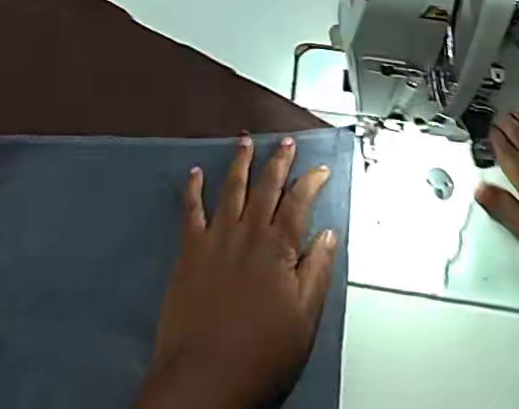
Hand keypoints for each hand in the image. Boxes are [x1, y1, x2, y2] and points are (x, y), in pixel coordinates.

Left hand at [135, 135, 338, 408]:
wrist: (205, 377)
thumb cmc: (260, 354)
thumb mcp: (304, 319)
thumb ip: (317, 271)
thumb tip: (329, 235)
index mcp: (278, 248)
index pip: (299, 203)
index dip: (311, 182)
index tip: (319, 169)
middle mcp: (247, 233)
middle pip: (266, 186)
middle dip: (278, 161)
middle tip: (285, 143)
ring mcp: (215, 237)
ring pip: (231, 187)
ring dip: (240, 162)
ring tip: (245, 142)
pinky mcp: (189, 249)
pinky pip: (191, 209)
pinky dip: (193, 188)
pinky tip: (195, 172)